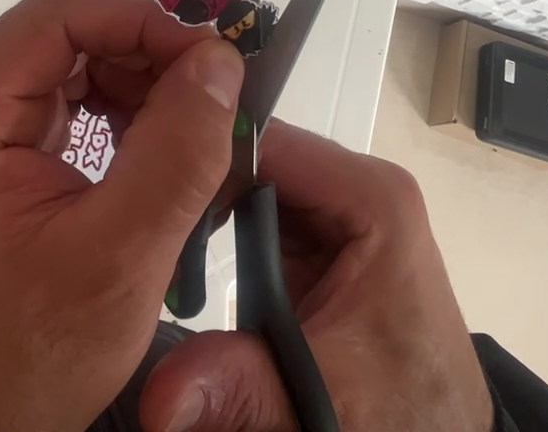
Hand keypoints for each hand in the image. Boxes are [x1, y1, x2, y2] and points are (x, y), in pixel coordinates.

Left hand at [0, 0, 247, 430]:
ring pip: (69, 56)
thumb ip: (177, 153)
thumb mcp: (120, 259)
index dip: (141, 18)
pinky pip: (65, 94)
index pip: (57, 16)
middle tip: (213, 89)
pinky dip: (119, 104)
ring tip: (191, 119)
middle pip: (62, 29)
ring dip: (137, 75)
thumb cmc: (35, 356)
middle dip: (145, 48)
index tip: (211, 57)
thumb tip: (220, 61)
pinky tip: (155, 137)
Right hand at [139, 122, 494, 431]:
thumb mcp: (322, 397)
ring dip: (205, 202)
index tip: (150, 197)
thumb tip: (157, 395)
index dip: (206, 159)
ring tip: (158, 234)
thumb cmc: (404, 412)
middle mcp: (356, 184)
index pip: (269, 142)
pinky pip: (256, 203)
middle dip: (200, 181)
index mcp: (372, 196)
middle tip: (144, 218)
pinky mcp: (320, 229)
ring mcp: (337, 204)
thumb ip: (241, 384)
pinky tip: (184, 246)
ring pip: (250, 174)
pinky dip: (220, 221)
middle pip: (256, 153)